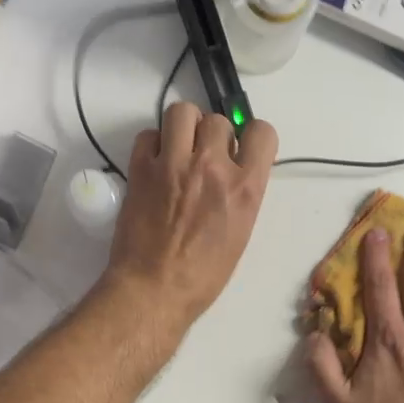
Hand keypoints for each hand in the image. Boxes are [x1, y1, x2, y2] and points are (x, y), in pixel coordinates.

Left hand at [102, 102, 278, 323]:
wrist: (154, 290)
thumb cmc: (202, 278)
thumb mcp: (239, 237)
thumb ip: (241, 198)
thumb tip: (232, 177)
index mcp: (244, 189)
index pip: (263, 133)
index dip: (253, 138)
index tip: (242, 152)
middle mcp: (211, 167)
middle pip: (218, 120)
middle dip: (214, 136)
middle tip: (204, 160)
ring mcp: (173, 164)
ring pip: (182, 112)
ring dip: (184, 127)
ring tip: (179, 151)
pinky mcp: (141, 168)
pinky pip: (148, 134)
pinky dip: (153, 145)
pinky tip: (155, 165)